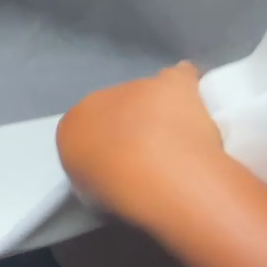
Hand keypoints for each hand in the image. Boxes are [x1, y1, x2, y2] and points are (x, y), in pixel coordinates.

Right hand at [56, 61, 227, 225]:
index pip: (89, 129)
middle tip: (157, 155)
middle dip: (134, 125)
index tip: (127, 165)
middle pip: (117, 109)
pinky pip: (179, 77)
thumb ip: (96, 170)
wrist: (155, 172)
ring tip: (183, 136)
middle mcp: (95, 99)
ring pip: (149, 95)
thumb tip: (111, 169)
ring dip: (161, 110)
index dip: (109, 145)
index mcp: (72, 124)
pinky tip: (194, 88)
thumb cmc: (119, 187)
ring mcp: (134, 89)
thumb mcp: (91, 190)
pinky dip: (186, 81)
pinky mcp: (171, 85)